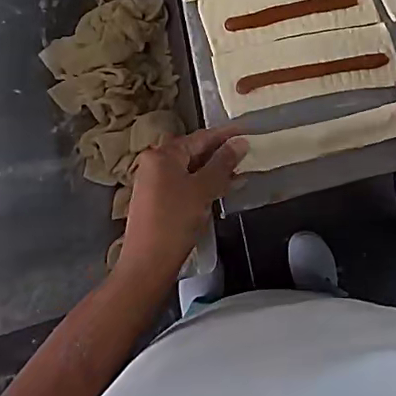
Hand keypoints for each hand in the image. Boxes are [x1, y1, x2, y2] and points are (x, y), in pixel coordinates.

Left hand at [118, 126, 243, 281]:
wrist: (147, 264)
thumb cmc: (175, 221)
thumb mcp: (203, 189)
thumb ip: (223, 163)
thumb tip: (240, 142)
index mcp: (163, 155)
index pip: (200, 137)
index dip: (226, 134)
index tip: (248, 131)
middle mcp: (155, 164)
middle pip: (194, 152)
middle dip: (222, 153)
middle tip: (248, 152)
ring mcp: (155, 184)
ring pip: (192, 170)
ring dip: (216, 171)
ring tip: (242, 171)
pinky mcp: (159, 201)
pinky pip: (186, 184)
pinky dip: (205, 184)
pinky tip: (224, 189)